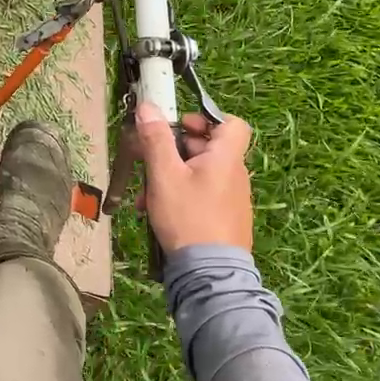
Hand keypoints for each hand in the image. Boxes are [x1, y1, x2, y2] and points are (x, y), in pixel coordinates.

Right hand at [135, 102, 254, 251]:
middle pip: (207, 146)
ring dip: (170, 172)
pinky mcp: (223, 216)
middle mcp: (233, 175)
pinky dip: (178, 191)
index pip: (232, 124)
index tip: (179, 125)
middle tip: (150, 156)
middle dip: (174, 147)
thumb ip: (156, 138)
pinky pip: (200, 192)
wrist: (209, 274)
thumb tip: (149, 106)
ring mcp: (230, 197)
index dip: (206, 118)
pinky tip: (154, 207)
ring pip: (198, 170)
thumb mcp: (164, 174)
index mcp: (226, 159)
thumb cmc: (188, 216)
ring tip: (146, 189)